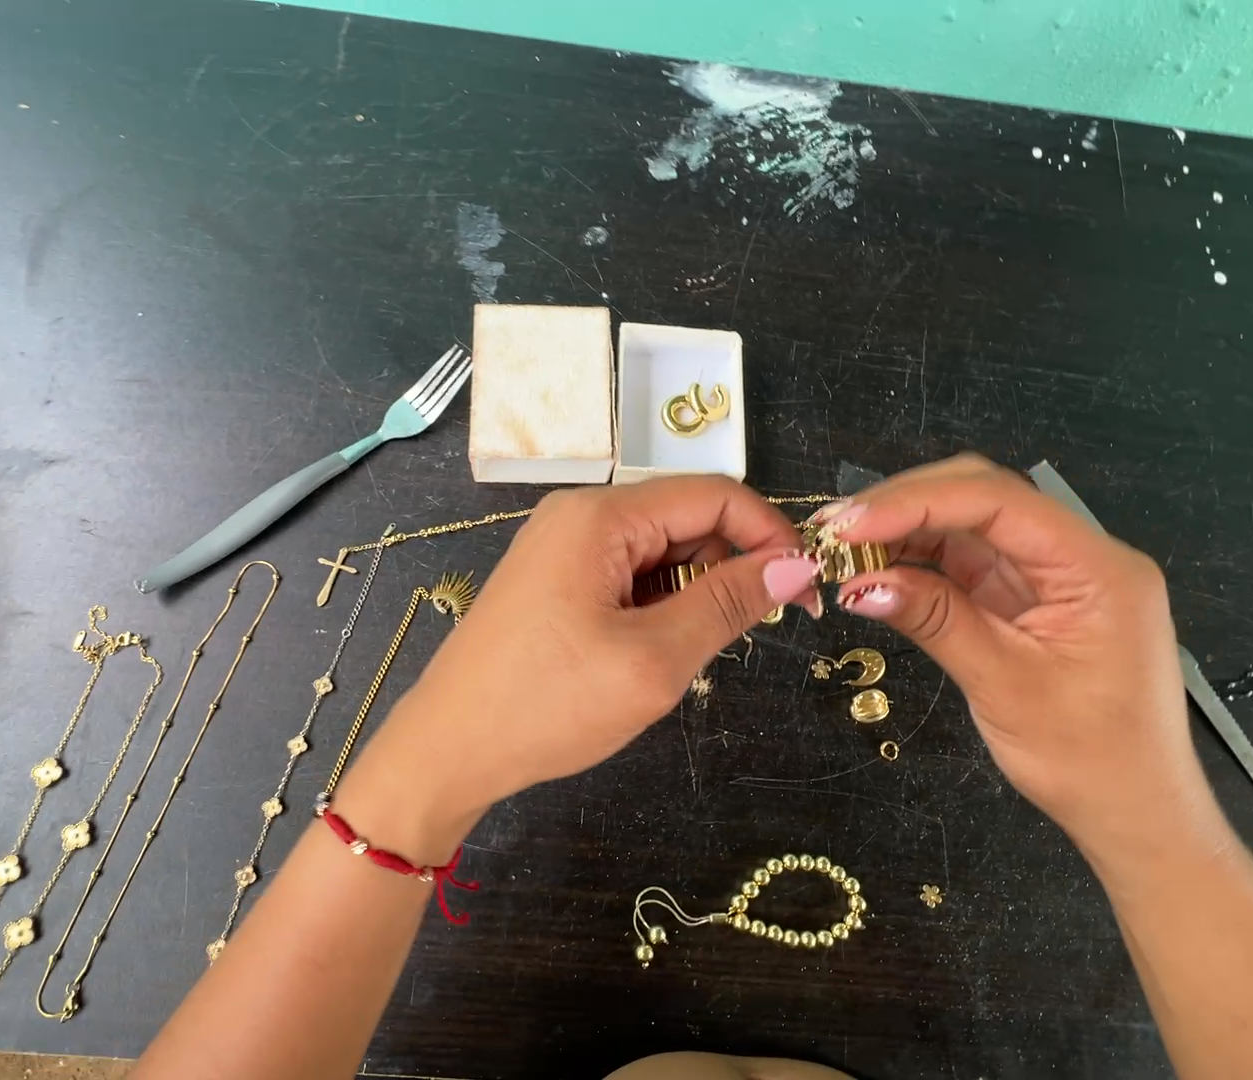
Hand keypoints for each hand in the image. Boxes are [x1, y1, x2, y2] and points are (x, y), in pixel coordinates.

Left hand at [333, 477, 814, 857]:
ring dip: (692, 593)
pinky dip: (657, 606)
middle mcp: (580, 514)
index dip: (769, 534)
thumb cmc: (548, 705)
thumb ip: (729, 603)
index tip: (804, 591)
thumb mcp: (653, 660)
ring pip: (660, 551)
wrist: (448, 751)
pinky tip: (648, 651)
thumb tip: (798, 564)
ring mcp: (563, 546)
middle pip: (686, 518)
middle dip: (729, 567)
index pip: (713, 494)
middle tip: (749, 632)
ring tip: (681, 653)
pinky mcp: (555, 579)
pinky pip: (628, 575)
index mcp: (600, 515)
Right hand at [822, 454, 1221, 851]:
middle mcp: (1074, 555)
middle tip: (834, 530)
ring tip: (841, 547)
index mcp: (1095, 567)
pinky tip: (874, 567)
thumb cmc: (1086, 757)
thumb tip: (858, 584)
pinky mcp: (1022, 595)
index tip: (850, 526)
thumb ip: (935, 621)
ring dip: (902, 528)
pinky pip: (963, 559)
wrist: (1132, 811)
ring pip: (967, 523)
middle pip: (982, 497)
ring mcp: (1047, 574)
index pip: (999, 501)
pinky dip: (915, 559)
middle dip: (904, 504)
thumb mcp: (1005, 685)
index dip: (918, 501)